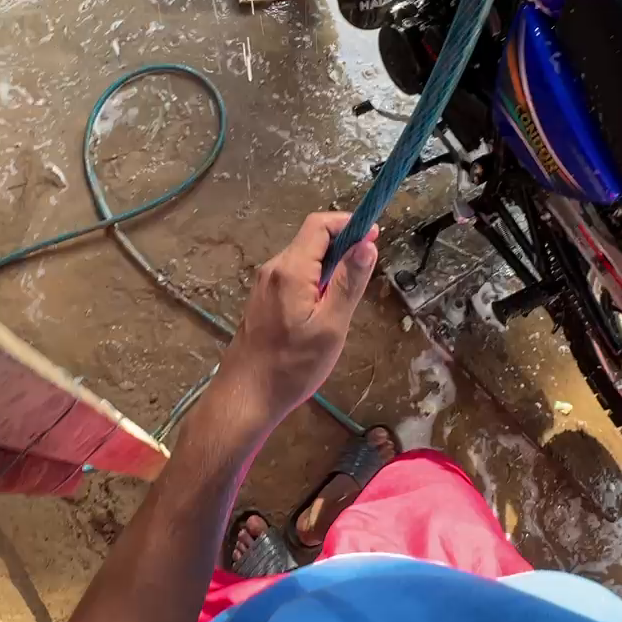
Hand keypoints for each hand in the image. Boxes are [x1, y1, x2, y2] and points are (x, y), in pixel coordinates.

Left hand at [208, 212, 379, 433]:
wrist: (246, 397)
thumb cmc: (292, 366)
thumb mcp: (331, 326)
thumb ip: (349, 282)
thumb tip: (367, 244)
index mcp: (290, 269)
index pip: (319, 225)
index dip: (349, 224)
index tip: (375, 237)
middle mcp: (273, 269)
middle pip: (311, 240)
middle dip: (342, 247)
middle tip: (365, 275)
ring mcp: (264, 284)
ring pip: (303, 259)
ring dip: (329, 268)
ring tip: (344, 300)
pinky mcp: (262, 299)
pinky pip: (293, 277)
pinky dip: (314, 282)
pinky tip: (322, 312)